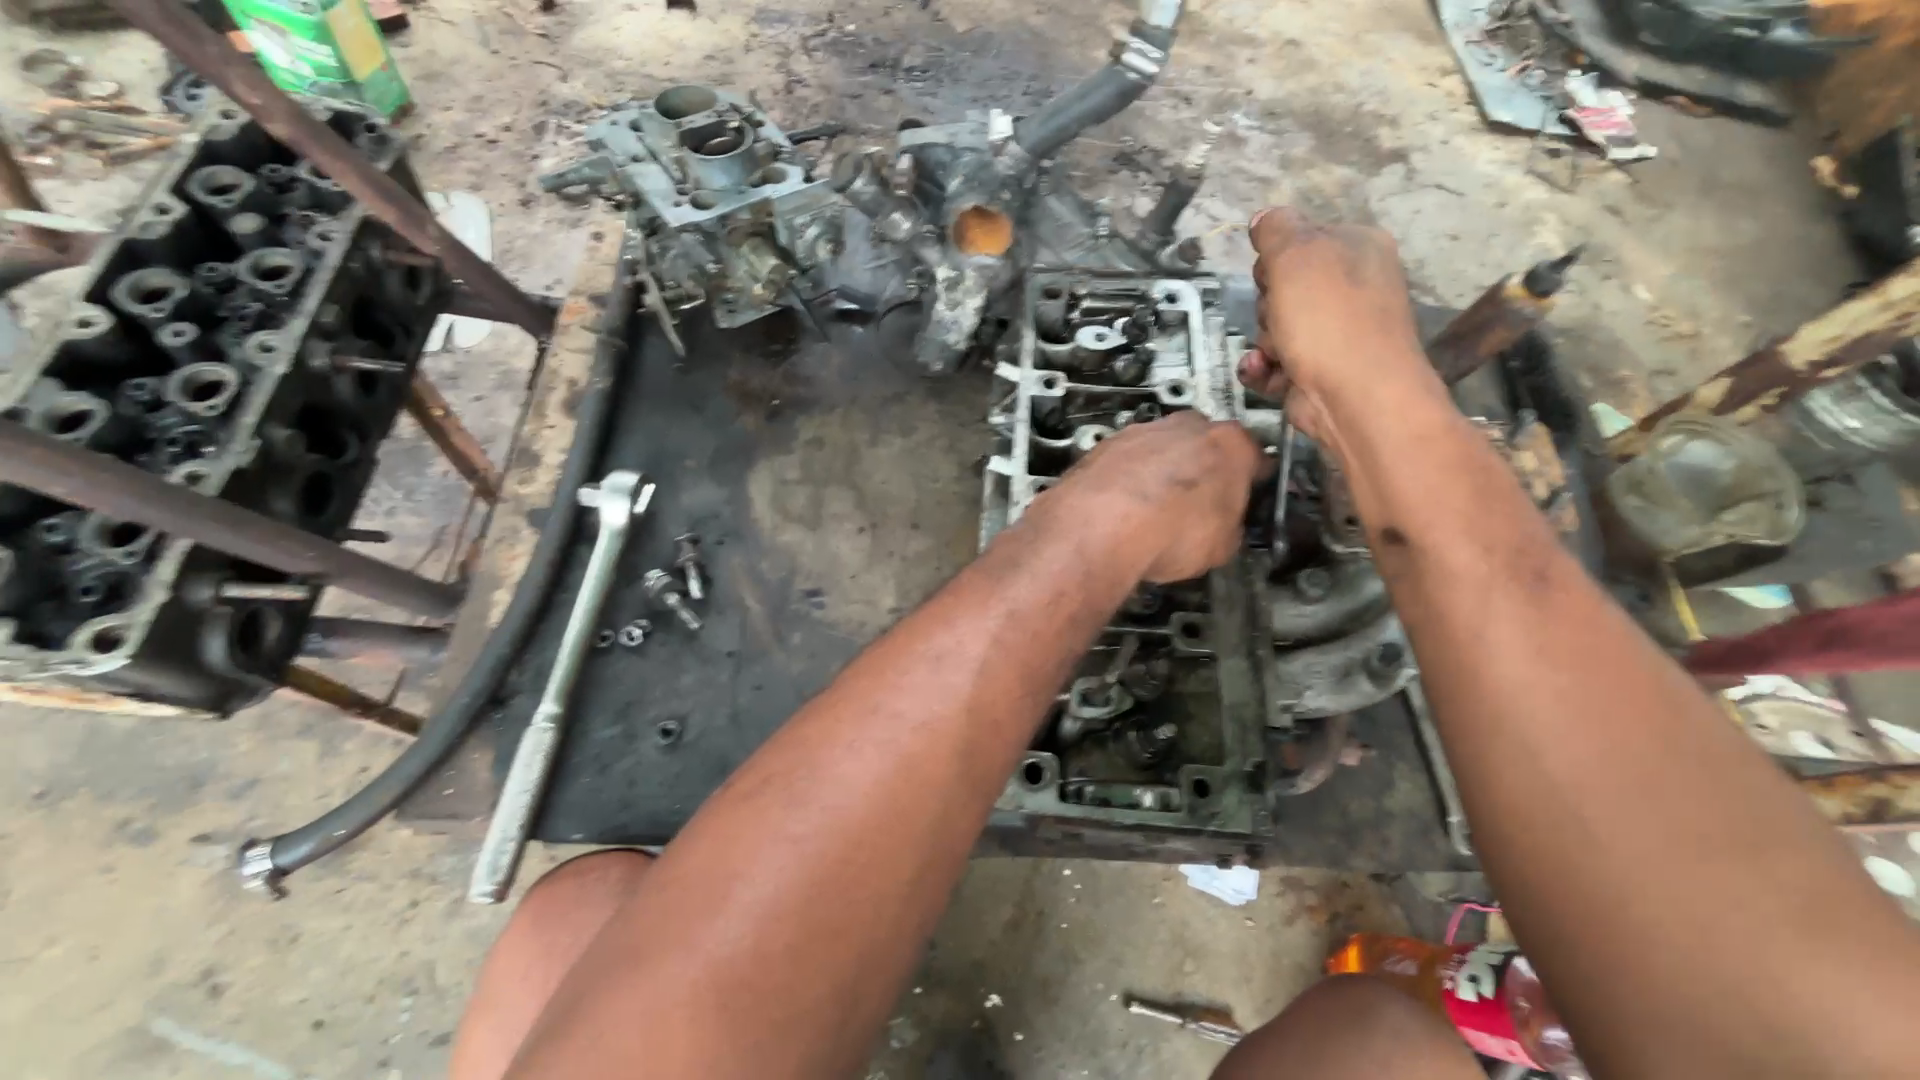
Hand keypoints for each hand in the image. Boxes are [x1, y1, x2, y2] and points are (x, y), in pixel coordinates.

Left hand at [1036, 411, 1264, 583]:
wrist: (1102, 528)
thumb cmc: (1168, 532)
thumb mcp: (1222, 547)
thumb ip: (1230, 528)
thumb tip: (1225, 532)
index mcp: (1231, 445)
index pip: (1254, 459)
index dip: (1250, 482)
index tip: (1245, 497)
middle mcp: (1189, 427)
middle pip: (1205, 445)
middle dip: (1202, 472)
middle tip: (1197, 507)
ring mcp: (1144, 432)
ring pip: (1162, 450)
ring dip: (1162, 474)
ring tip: (1155, 514)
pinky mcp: (1106, 445)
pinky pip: (1126, 461)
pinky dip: (1127, 480)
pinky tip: (1124, 511)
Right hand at [1239, 207, 1439, 442]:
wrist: (1356, 396)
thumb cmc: (1329, 319)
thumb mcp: (1297, 255)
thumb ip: (1276, 228)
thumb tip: (1264, 218)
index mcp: (1357, 248)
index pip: (1298, 238)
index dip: (1274, 258)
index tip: (1273, 275)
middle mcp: (1351, 287)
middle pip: (1281, 285)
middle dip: (1267, 304)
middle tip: (1278, 316)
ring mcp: (1336, 332)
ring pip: (1274, 326)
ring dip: (1264, 340)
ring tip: (1277, 352)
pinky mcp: (1318, 370)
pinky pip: (1274, 361)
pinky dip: (1263, 368)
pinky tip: (1264, 371)